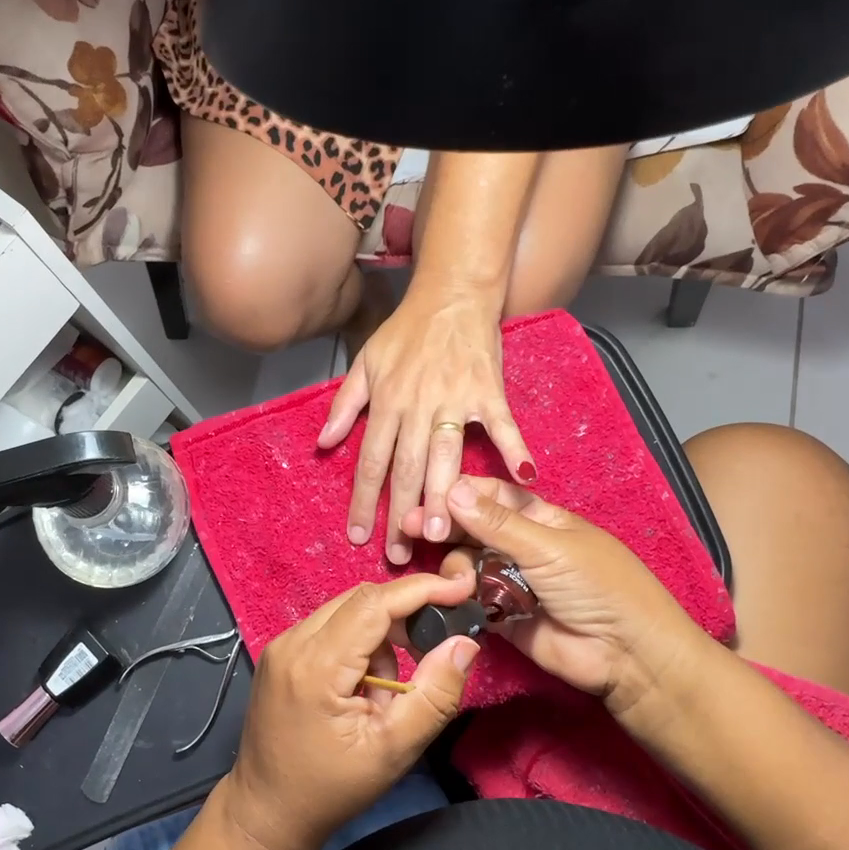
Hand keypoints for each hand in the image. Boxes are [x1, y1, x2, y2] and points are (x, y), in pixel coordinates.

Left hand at [219, 574, 480, 849]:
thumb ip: (434, 694)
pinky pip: (329, 628)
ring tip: (384, 695)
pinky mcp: (280, 654)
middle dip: (404, 615)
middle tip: (433, 651)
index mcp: (316, 665)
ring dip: (380, 637)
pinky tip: (362, 689)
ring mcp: (281, 645)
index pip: (374, 602)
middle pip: (359, 599)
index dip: (421, 590)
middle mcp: (292, 642)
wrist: (266, 810)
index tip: (462, 590)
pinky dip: (357, 645)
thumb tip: (464, 643)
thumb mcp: (394, 750)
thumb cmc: (330, 788)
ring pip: (345, 612)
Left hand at [319, 283, 533, 565]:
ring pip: (447, 455)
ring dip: (444, 496)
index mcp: (387, 402)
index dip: (362, 500)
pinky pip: (503, 425)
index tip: (358, 535)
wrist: (451, 295)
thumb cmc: (405, 332)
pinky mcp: (489, 391)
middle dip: (401, 513)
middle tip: (401, 554)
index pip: (370, 461)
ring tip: (442, 534)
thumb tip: (323, 443)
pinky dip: (515, 448)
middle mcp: (418, 406)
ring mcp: (455, 399)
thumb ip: (344, 405)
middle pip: (406, 468)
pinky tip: (525, 478)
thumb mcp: (365, 363)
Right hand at [439, 477, 715, 717]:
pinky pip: (469, 600)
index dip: (457, 495)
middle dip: (443, 527)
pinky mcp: (499, 616)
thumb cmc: (600, 587)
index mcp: (540, 519)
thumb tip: (453, 489)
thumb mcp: (549, 547)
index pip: (490, 496)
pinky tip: (449, 596)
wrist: (627, 655)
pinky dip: (456, 597)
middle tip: (409, 528)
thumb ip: (497, 523)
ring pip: (465, 564)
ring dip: (453, 566)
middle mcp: (521, 546)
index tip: (426, 498)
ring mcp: (509, 582)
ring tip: (454, 579)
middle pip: (471, 529)